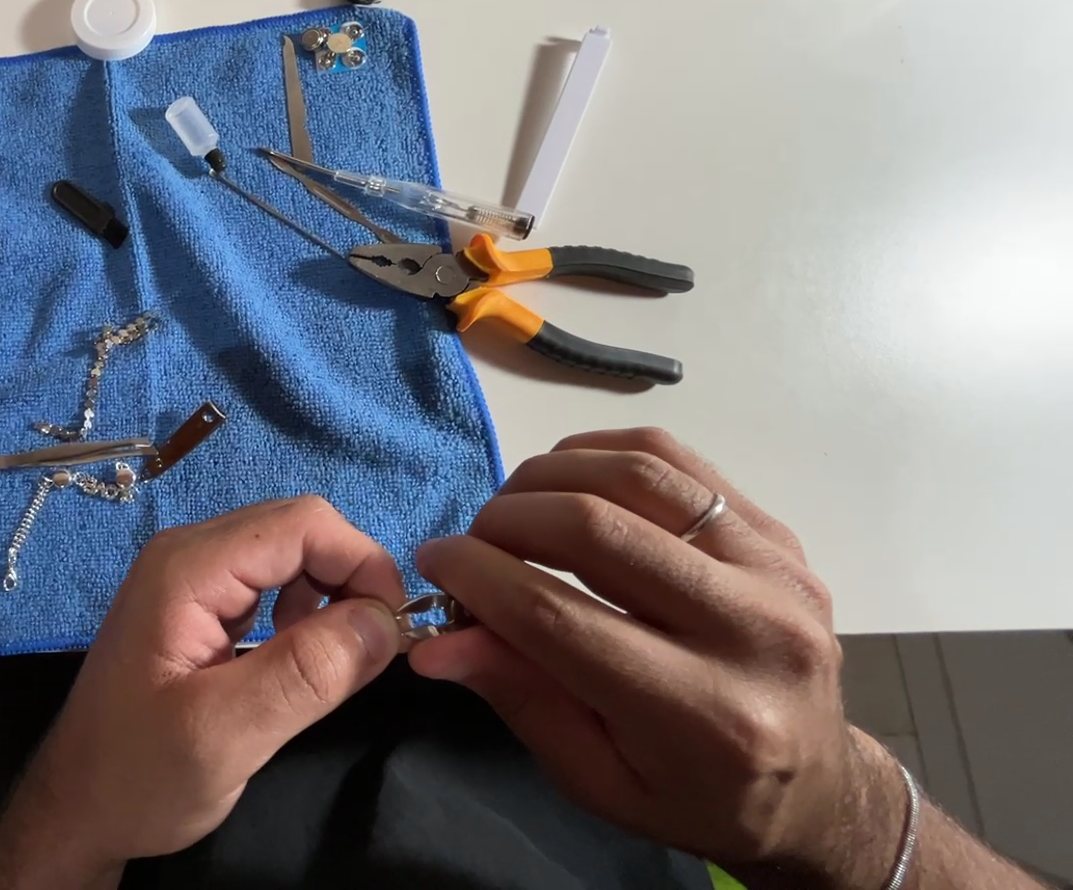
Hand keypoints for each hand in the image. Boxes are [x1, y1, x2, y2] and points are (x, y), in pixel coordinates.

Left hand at [0, 497, 404, 882]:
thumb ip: (306, 674)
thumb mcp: (224, 735)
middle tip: (376, 646)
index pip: (299, 523)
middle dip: (349, 574)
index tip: (393, 629)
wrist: (78, 803)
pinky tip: (301, 649)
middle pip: (294, 528)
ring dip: (329, 590)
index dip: (360, 561)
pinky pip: (266, 579)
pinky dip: (303, 605)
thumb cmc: (139, 774)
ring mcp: (189, 574)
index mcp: (187, 567)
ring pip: (285, 551)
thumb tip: (384, 621)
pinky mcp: (197, 601)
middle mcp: (188, 552)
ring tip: (341, 654)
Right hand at [410, 429, 906, 888]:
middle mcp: (754, 633)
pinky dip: (594, 454)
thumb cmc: (688, 793)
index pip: (554, 614)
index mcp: (703, 716)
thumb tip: (430, 642)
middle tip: (474, 543)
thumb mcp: (591, 775)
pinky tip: (566, 485)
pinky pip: (668, 456)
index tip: (433, 562)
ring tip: (514, 512)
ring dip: (543, 479)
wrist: (817, 789)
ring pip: (630, 474)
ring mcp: (777, 572)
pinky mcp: (777, 535)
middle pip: (592, 528)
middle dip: (502, 521)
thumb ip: (514, 694)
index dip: (474, 575)